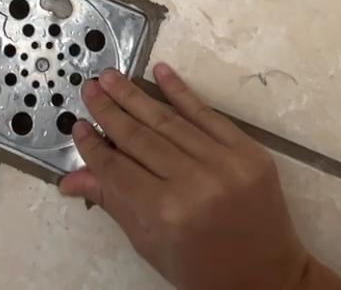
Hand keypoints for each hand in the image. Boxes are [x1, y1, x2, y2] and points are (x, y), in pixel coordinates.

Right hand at [62, 64, 340, 289]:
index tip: (78, 126)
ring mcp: (224, 163)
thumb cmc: (204, 272)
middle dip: (109, 111)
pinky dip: (181, 91)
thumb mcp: (153, 246)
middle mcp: (194, 183)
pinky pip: (207, 114)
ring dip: (136, 95)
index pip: (117, 169)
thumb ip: (114, 202)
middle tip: (90, 88)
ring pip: (168, 120)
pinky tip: (160, 71)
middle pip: (139, 137)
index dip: (94, 147)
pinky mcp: (247, 151)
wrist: (270, 280)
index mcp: (166, 213)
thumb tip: (70, 178)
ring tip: (111, 76)